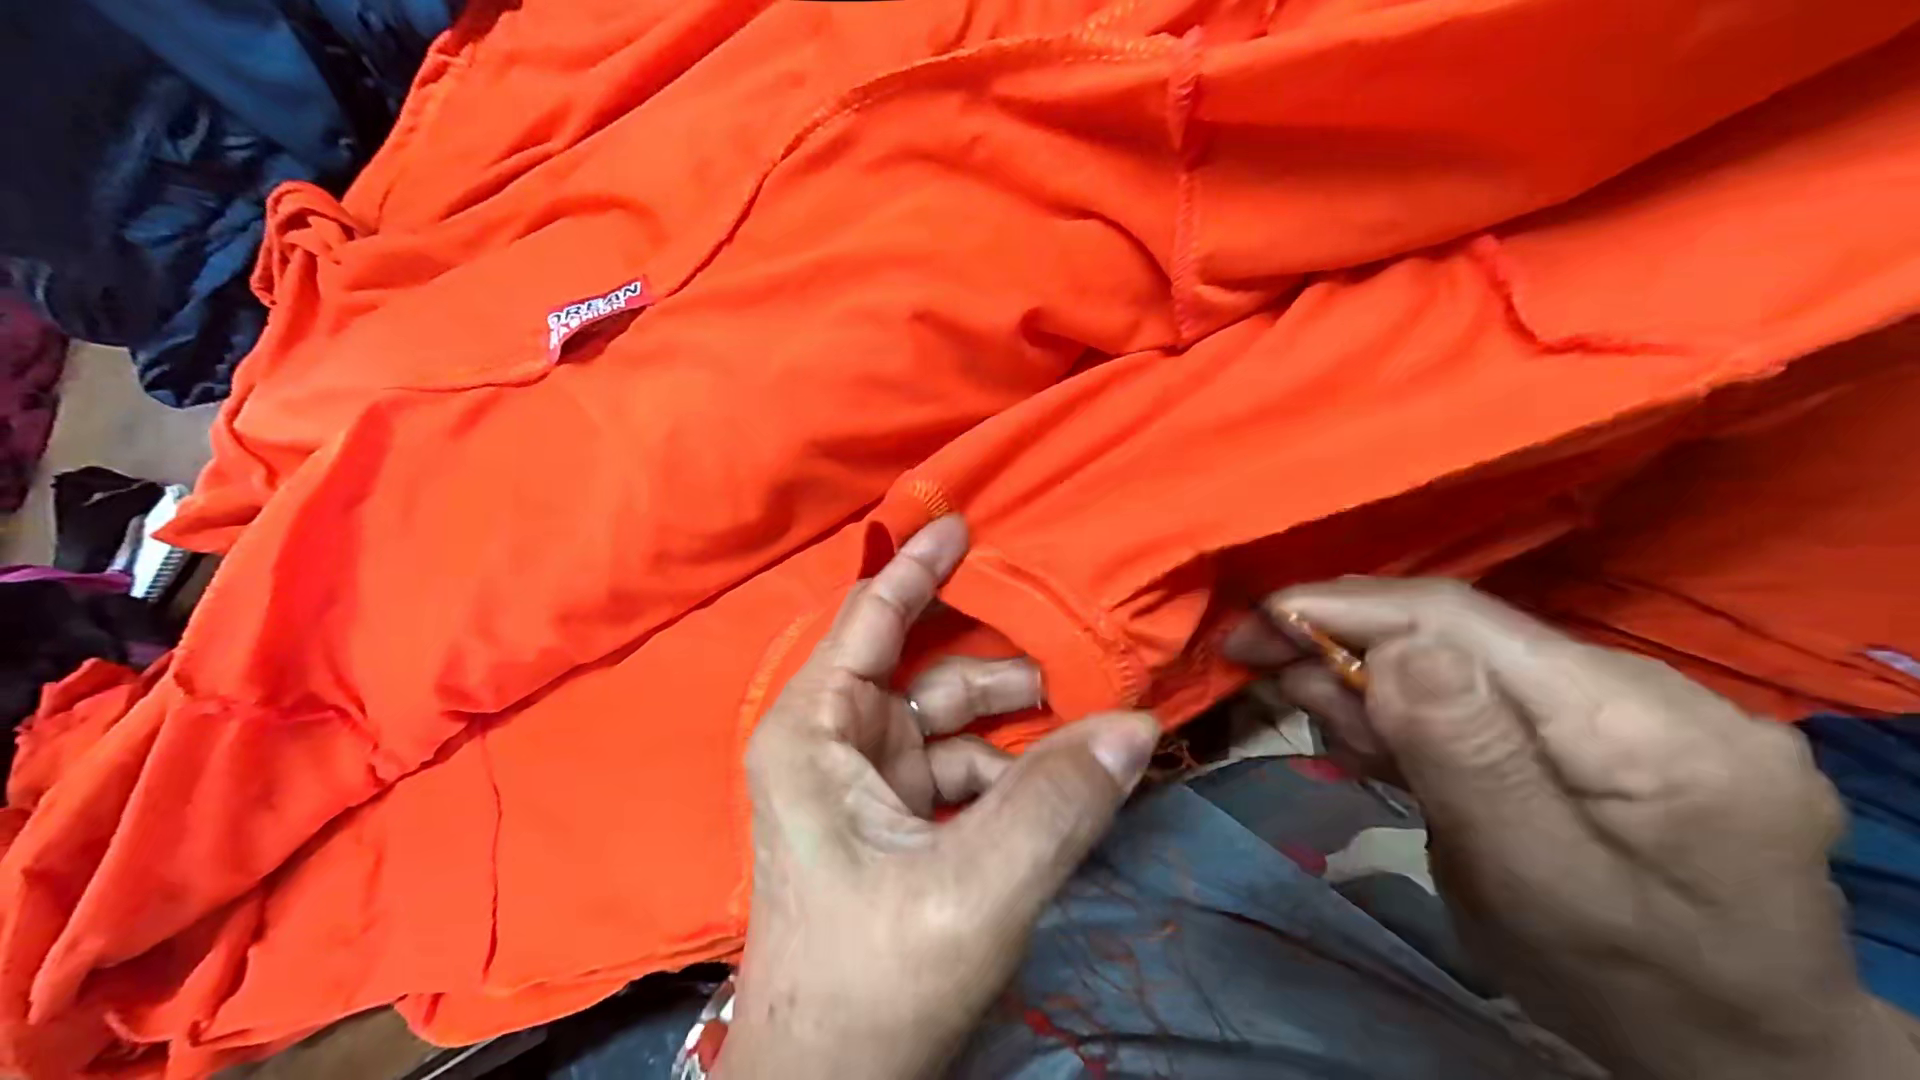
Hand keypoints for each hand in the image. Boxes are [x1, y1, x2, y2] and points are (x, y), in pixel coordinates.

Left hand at [719, 516, 1160, 1079]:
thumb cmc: (870, 982)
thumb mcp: (971, 888)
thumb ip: (1056, 805)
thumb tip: (1135, 725)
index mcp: (815, 729)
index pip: (871, 618)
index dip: (918, 567)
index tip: (965, 524)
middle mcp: (835, 739)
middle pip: (926, 670)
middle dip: (998, 663)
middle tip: (1072, 652)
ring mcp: (867, 781)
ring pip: (953, 723)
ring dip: (1017, 724)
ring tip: (1087, 726)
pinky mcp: (897, 820)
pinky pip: (963, 769)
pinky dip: (1011, 769)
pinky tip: (1060, 784)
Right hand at [1226, 578, 1919, 1079]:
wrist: (1733, 1052)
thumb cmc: (1624, 986)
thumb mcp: (1530, 884)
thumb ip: (1469, 758)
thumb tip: (1399, 648)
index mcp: (1643, 725)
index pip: (1459, 620)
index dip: (1342, 607)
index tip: (1253, 623)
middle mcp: (1647, 687)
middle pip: (1454, 630)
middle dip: (1343, 640)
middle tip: (1260, 666)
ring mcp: (1630, 700)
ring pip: (1457, 656)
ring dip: (1370, 677)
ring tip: (1318, 714)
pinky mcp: (1602, 721)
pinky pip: (1478, 688)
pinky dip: (1410, 705)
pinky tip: (1377, 734)